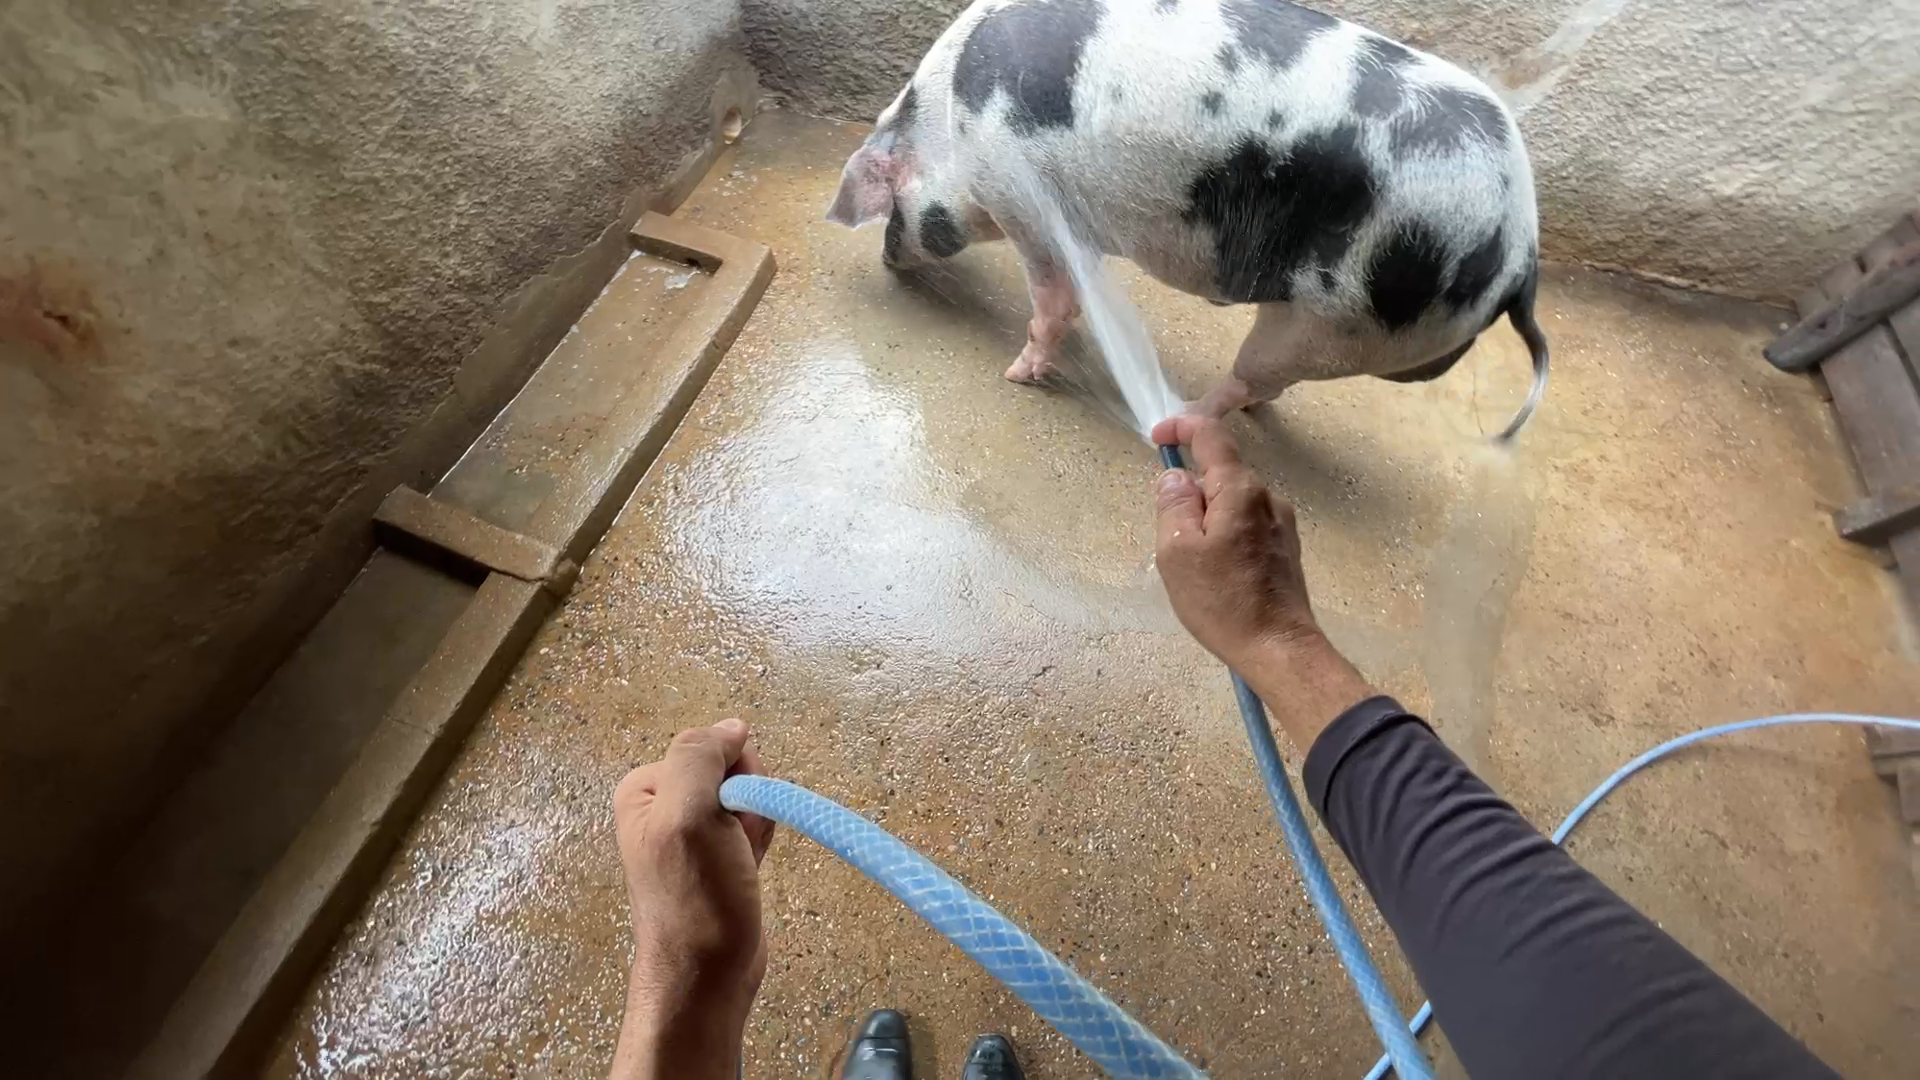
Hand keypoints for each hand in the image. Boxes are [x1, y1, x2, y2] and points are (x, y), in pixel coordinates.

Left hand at [610, 719, 776, 1079]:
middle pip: (734, 767)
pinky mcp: (717, 850)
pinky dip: (760, 838)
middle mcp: (665, 802)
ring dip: (757, 823)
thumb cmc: (694, 899)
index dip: (735, 774)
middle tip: (735, 841)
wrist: (707, 975)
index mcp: (646, 786)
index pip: (713, 745)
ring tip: (742, 859)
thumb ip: (700, 756)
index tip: (729, 816)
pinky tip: (749, 865)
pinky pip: (753, 820)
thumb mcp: (688, 815)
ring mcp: (692, 828)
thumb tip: (733, 725)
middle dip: (748, 800)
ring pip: (749, 794)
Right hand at [1152, 415, 1372, 746]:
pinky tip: (1213, 571)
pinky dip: (1221, 532)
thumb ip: (1173, 505)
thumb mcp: (1176, 551)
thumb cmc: (1221, 600)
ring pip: (1230, 501)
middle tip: (1167, 533)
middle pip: (1220, 473)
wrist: (1278, 648)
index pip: (1211, 437)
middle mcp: (1266, 497)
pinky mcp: (1284, 547)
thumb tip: (1175, 478)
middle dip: (1188, 490)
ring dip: (1204, 516)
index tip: (1156, 438)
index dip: (1182, 428)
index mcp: (1239, 490)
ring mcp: (1280, 522)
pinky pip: (1243, 522)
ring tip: (1190, 563)